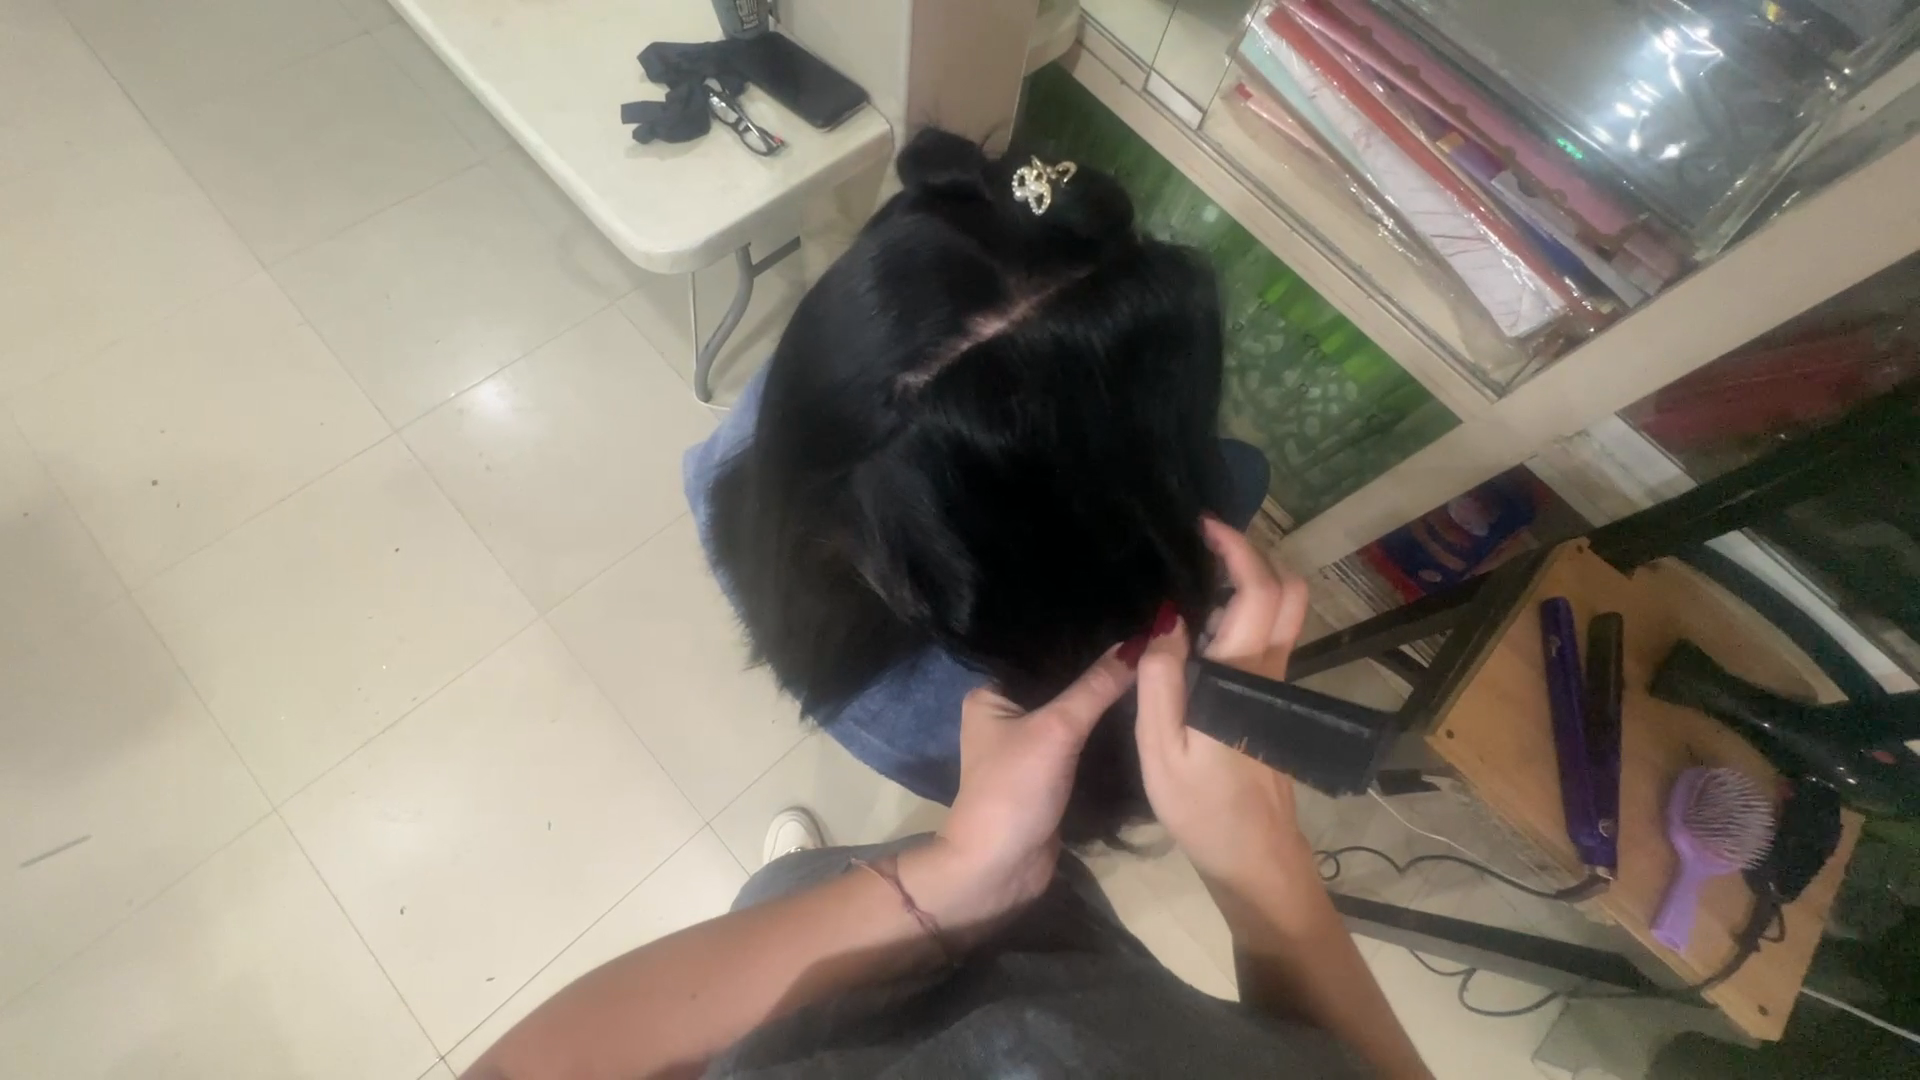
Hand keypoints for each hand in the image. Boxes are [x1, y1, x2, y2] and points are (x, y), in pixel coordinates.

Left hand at [901, 652, 1133, 938]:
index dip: (1082, 639)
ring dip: (1105, 701)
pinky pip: (1080, 740)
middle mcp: (1006, 712)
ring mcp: (1029, 744)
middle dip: (1099, 671)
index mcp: (992, 692)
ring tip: (1151, 669)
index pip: (1042, 652)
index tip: (1130, 621)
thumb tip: (1139, 642)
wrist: (999, 870)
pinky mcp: (1049, 772)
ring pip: (1073, 712)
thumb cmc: (1014, 789)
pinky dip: (1104, 729)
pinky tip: (1137, 710)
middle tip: (1150, 645)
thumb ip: (1096, 687)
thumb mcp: (1057, 729)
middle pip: (1060, 682)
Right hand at [1134, 518, 1314, 891]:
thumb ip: (1161, 677)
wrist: (1256, 859)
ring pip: (1281, 615)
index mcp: (1242, 675)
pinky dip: (1243, 612)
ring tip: (1193, 576)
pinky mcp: (1271, 703)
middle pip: (1287, 593)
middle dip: (1253, 556)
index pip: (1257, 591)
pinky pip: (1266, 638)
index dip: (1238, 548)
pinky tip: (1199, 625)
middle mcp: (1270, 671)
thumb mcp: (1161, 745)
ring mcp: (1276, 687)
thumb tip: (1165, 616)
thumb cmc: (1202, 806)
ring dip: (1249, 582)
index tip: (1205, 526)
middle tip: (1202, 546)